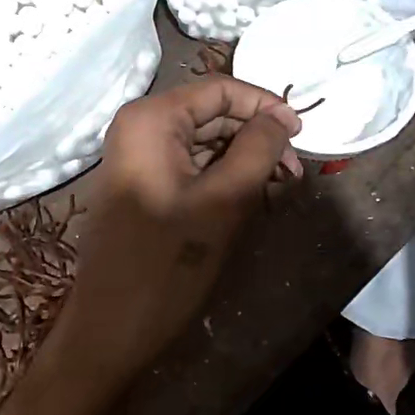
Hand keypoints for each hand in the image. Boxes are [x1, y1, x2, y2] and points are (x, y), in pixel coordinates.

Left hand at [38, 76, 300, 397]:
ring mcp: (138, 156)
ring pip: (205, 141)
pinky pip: (191, 165)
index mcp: (151, 119)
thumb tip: (282, 117)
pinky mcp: (144, 183)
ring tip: (281, 188)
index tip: (303, 133)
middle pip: (213, 113)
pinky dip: (224, 177)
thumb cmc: (166, 262)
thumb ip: (258, 150)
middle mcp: (140, 126)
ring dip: (245, 159)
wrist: (111, 324)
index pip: (220, 89)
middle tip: (295, 171)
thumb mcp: (223, 201)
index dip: (265, 104)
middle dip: (257, 137)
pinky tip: (254, 197)